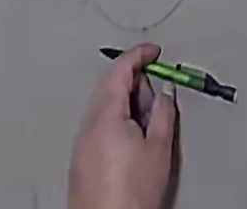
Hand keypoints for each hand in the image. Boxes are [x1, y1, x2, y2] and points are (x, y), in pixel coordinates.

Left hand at [69, 43, 177, 208]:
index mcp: (105, 116)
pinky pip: (99, 122)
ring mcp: (81, 143)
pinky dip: (117, 115)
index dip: (140, 54)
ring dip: (127, 98)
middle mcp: (87, 126)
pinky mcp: (81, 159)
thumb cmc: (132, 194)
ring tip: (149, 118)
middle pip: (109, 83)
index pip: (120, 69)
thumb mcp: (160, 144)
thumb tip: (166, 91)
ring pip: (104, 103)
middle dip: (135, 78)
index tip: (156, 52)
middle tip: (157, 89)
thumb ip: (164, 109)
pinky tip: (134, 134)